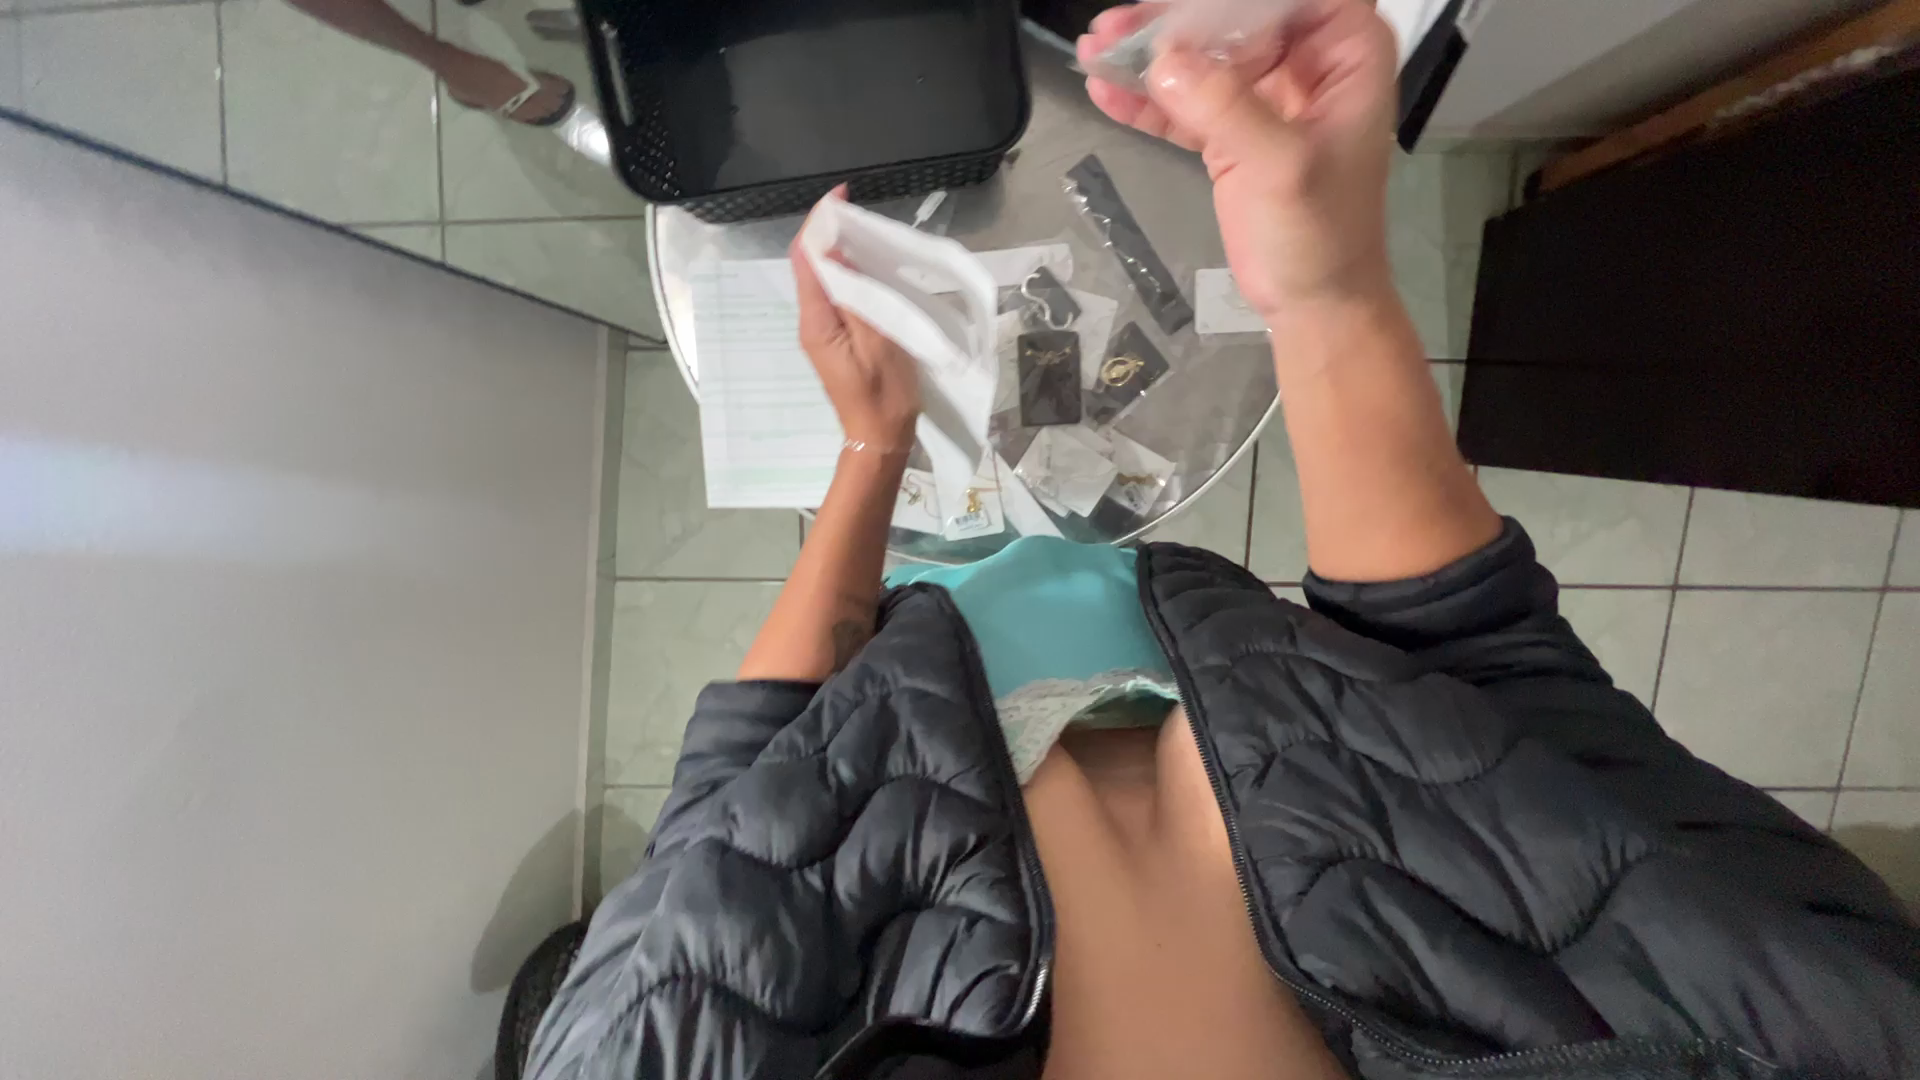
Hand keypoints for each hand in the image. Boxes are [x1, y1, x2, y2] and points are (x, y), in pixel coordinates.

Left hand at [788, 198, 920, 451]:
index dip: (819, 222)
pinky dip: (850, 278)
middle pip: (811, 265)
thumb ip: (858, 297)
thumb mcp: (878, 342)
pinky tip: (871, 273)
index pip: (806, 258)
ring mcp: (822, 333)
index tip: (843, 197)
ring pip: (824, 281)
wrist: (879, 439)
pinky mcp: (834, 341)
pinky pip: (836, 298)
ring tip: (870, 237)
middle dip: (831, 234)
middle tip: (863, 215)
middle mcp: (811, 322)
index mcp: (817, 321)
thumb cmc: (884, 396)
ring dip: (842, 255)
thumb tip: (841, 255)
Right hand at [1078, 0, 1397, 320]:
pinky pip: (1185, 108)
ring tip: (1094, 51)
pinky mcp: (1231, 137)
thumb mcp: (1279, 165)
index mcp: (1344, 50)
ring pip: (1202, 60)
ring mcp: (1265, 100)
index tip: (1171, 3)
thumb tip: (1161, 62)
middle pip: (1234, 16)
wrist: (1312, 302)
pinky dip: (1147, 104)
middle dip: (1173, 21)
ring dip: (1148, 59)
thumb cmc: (1318, 234)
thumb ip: (1224, 107)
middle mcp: (1306, 62)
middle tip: (1113, 26)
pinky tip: (1106, 93)